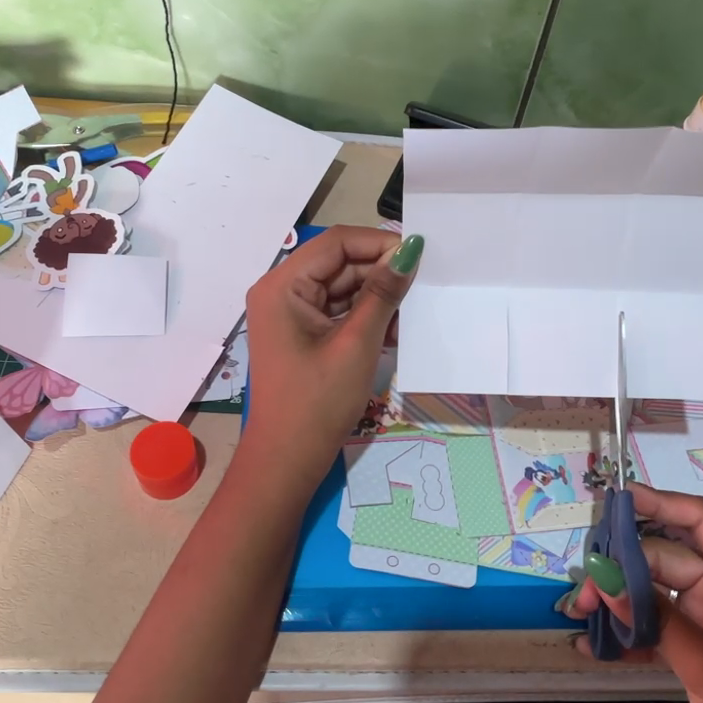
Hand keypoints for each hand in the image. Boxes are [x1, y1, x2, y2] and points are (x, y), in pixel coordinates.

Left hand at [240, 227, 420, 479]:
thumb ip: (383, 294)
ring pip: (342, 287)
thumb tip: (408, 252)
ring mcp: (290, 313)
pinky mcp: (301, 333)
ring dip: (377, 297)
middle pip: (339, 263)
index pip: (336, 243)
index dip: (378, 243)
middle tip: (422, 286)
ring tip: (411, 315)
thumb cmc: (318, 402)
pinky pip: (338, 310)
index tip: (419, 256)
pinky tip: (395, 332)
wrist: (288, 459)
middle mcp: (281, 291)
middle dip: (380, 273)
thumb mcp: (357, 344)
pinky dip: (365, 316)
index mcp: (282, 286)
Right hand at [567, 483, 702, 702]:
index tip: (614, 500)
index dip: (660, 504)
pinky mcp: (694, 652)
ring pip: (654, 593)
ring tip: (580, 615)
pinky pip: (653, 628)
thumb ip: (658, 619)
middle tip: (583, 586)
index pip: (702, 523)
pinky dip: (625, 635)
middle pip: (667, 559)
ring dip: (619, 602)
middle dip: (624, 567)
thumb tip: (603, 576)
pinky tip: (593, 645)